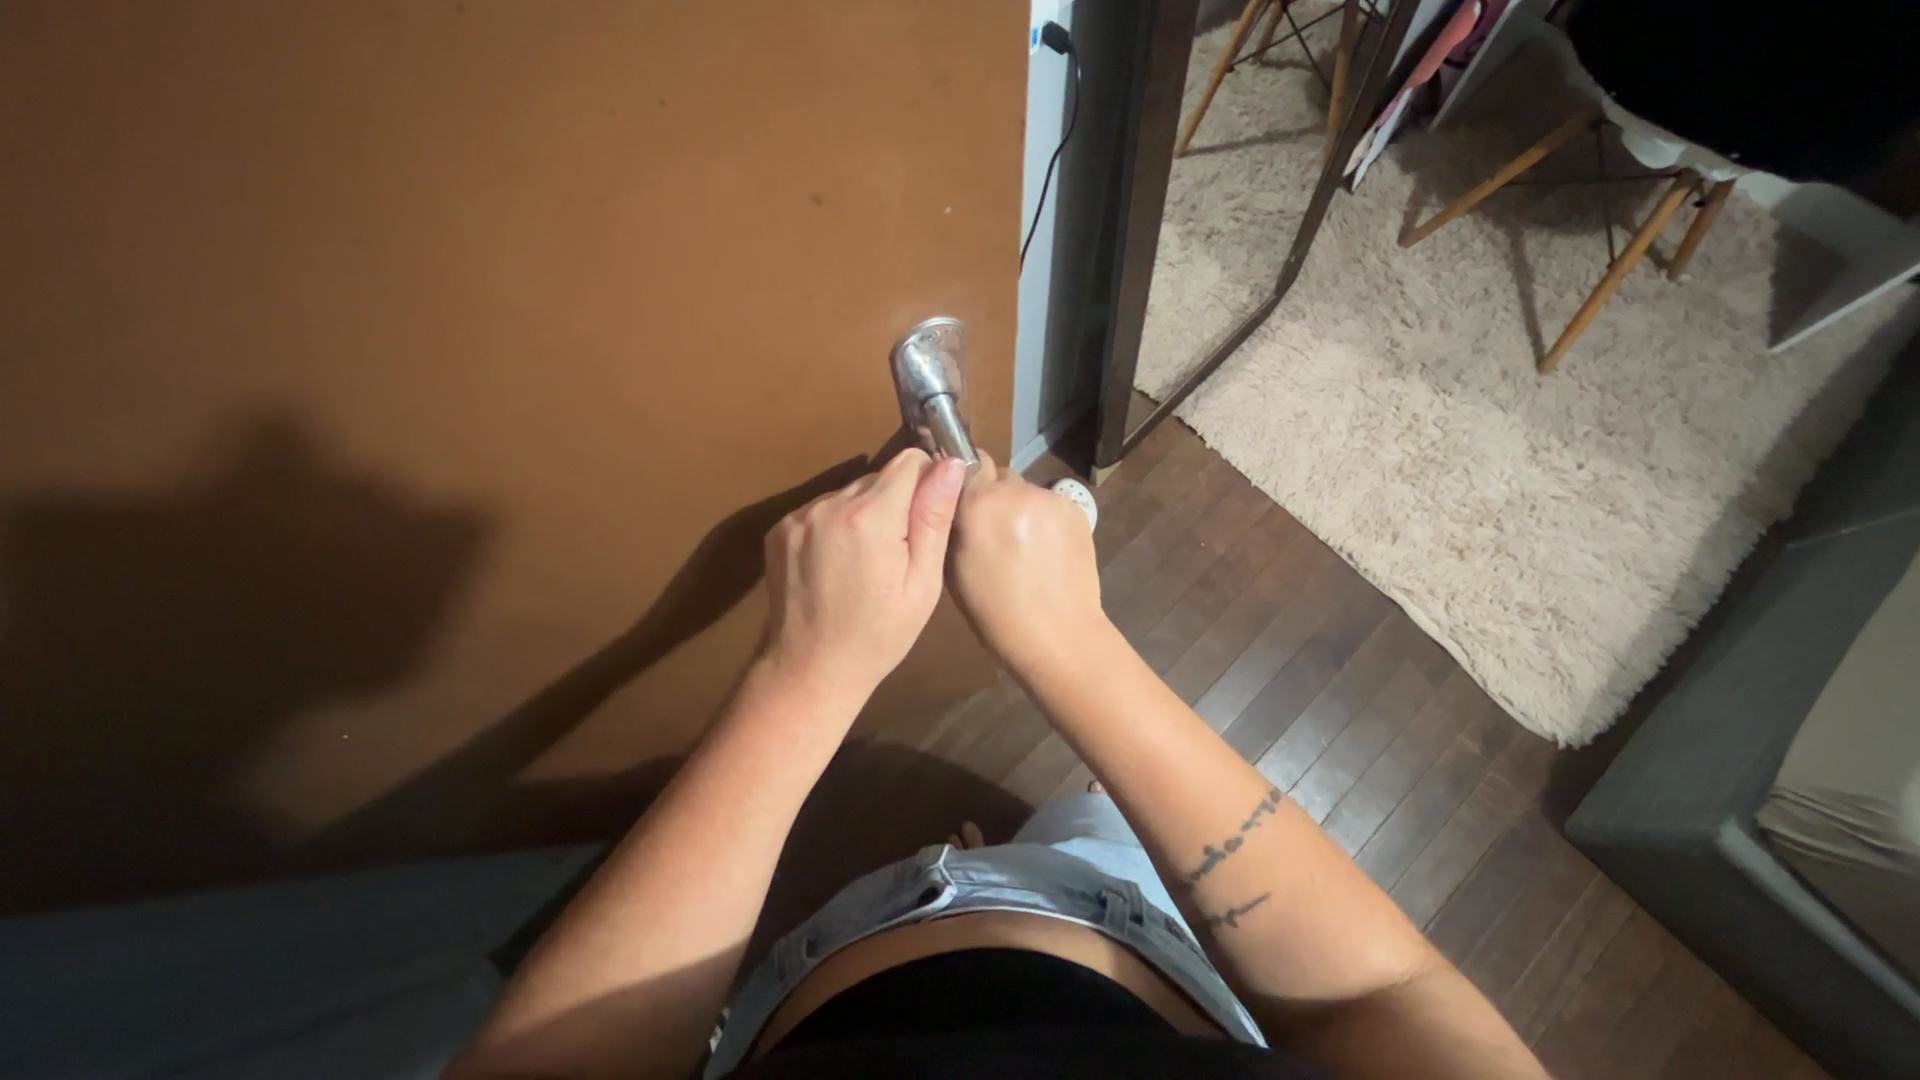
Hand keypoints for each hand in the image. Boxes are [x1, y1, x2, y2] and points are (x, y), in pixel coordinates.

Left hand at [761, 447, 965, 701]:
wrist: (809, 668)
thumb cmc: (878, 635)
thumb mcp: (922, 584)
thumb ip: (934, 518)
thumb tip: (951, 464)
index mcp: (870, 517)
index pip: (910, 461)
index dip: (927, 483)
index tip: (927, 518)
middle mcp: (829, 504)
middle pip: (879, 477)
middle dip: (895, 503)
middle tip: (898, 552)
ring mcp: (799, 515)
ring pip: (850, 492)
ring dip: (864, 514)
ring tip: (866, 562)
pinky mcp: (781, 528)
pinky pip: (822, 509)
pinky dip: (836, 526)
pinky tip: (838, 564)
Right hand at [950, 452, 1105, 673]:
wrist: (1058, 635)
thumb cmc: (995, 613)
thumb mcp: (954, 569)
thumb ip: (952, 525)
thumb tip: (953, 500)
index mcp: (978, 505)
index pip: (964, 464)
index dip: (962, 481)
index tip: (963, 502)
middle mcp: (1015, 491)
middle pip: (997, 477)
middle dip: (992, 498)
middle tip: (993, 534)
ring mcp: (1049, 499)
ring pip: (1024, 491)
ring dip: (1019, 509)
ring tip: (1023, 549)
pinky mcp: (1076, 510)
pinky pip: (1049, 504)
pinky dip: (1044, 521)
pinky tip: (1046, 552)